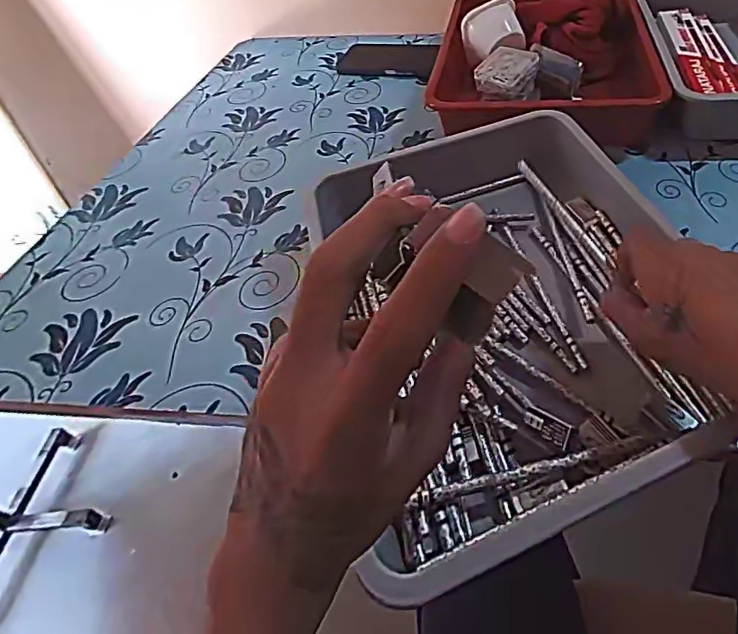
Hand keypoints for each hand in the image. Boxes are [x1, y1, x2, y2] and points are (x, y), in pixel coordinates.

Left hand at [207, 180, 485, 633]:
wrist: (271, 542)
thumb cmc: (351, 510)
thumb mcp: (417, 460)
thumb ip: (444, 387)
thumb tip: (462, 327)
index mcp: (351, 413)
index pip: (396, 326)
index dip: (435, 267)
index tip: (467, 222)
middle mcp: (305, 374)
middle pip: (329, 272)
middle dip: (374, 220)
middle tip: (417, 196)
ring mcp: (281, 359)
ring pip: (318, 276)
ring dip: (364, 235)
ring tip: (405, 211)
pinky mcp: (275, 353)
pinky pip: (320, 302)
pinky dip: (356, 276)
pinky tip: (381, 280)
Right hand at [601, 227, 737, 436]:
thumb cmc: (730, 365)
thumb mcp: (664, 348)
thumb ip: (626, 318)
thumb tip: (609, 301)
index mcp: (673, 266)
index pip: (631, 242)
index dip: (621, 268)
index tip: (625, 298)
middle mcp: (699, 253)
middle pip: (656, 250)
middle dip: (647, 280)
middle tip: (651, 318)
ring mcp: (726, 260)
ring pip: (682, 260)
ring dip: (673, 284)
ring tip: (683, 326)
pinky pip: (707, 268)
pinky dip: (698, 288)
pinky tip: (711, 325)